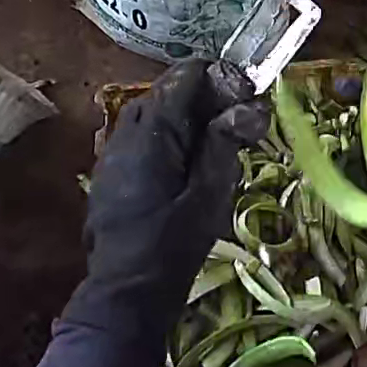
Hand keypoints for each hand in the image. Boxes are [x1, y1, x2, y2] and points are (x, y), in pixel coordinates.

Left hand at [82, 60, 268, 333]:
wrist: (125, 292)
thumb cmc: (172, 246)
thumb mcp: (209, 195)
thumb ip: (225, 145)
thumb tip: (251, 105)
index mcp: (152, 131)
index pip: (189, 75)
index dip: (225, 79)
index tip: (251, 100)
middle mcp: (127, 129)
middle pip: (174, 89)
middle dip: (212, 98)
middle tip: (243, 125)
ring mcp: (116, 147)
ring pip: (161, 110)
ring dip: (195, 117)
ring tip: (224, 145)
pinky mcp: (115, 166)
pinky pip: (150, 133)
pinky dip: (177, 135)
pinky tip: (195, 162)